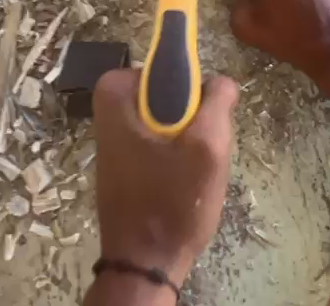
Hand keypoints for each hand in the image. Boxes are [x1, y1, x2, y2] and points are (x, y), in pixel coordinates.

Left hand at [91, 69, 237, 284]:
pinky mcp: (123, 154)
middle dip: (194, 121)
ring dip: (189, 142)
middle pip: (174, 92)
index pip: (173, 65)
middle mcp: (109, 102)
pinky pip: (162, 138)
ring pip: (172, 117)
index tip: (200, 126)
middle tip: (200, 154)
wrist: (144, 265)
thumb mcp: (207, 146)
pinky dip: (177, 156)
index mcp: (117, 88)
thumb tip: (220, 81)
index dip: (195, 95)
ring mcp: (115, 129)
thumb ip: (217, 100)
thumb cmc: (171, 203)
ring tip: (192, 174)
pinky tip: (181, 184)